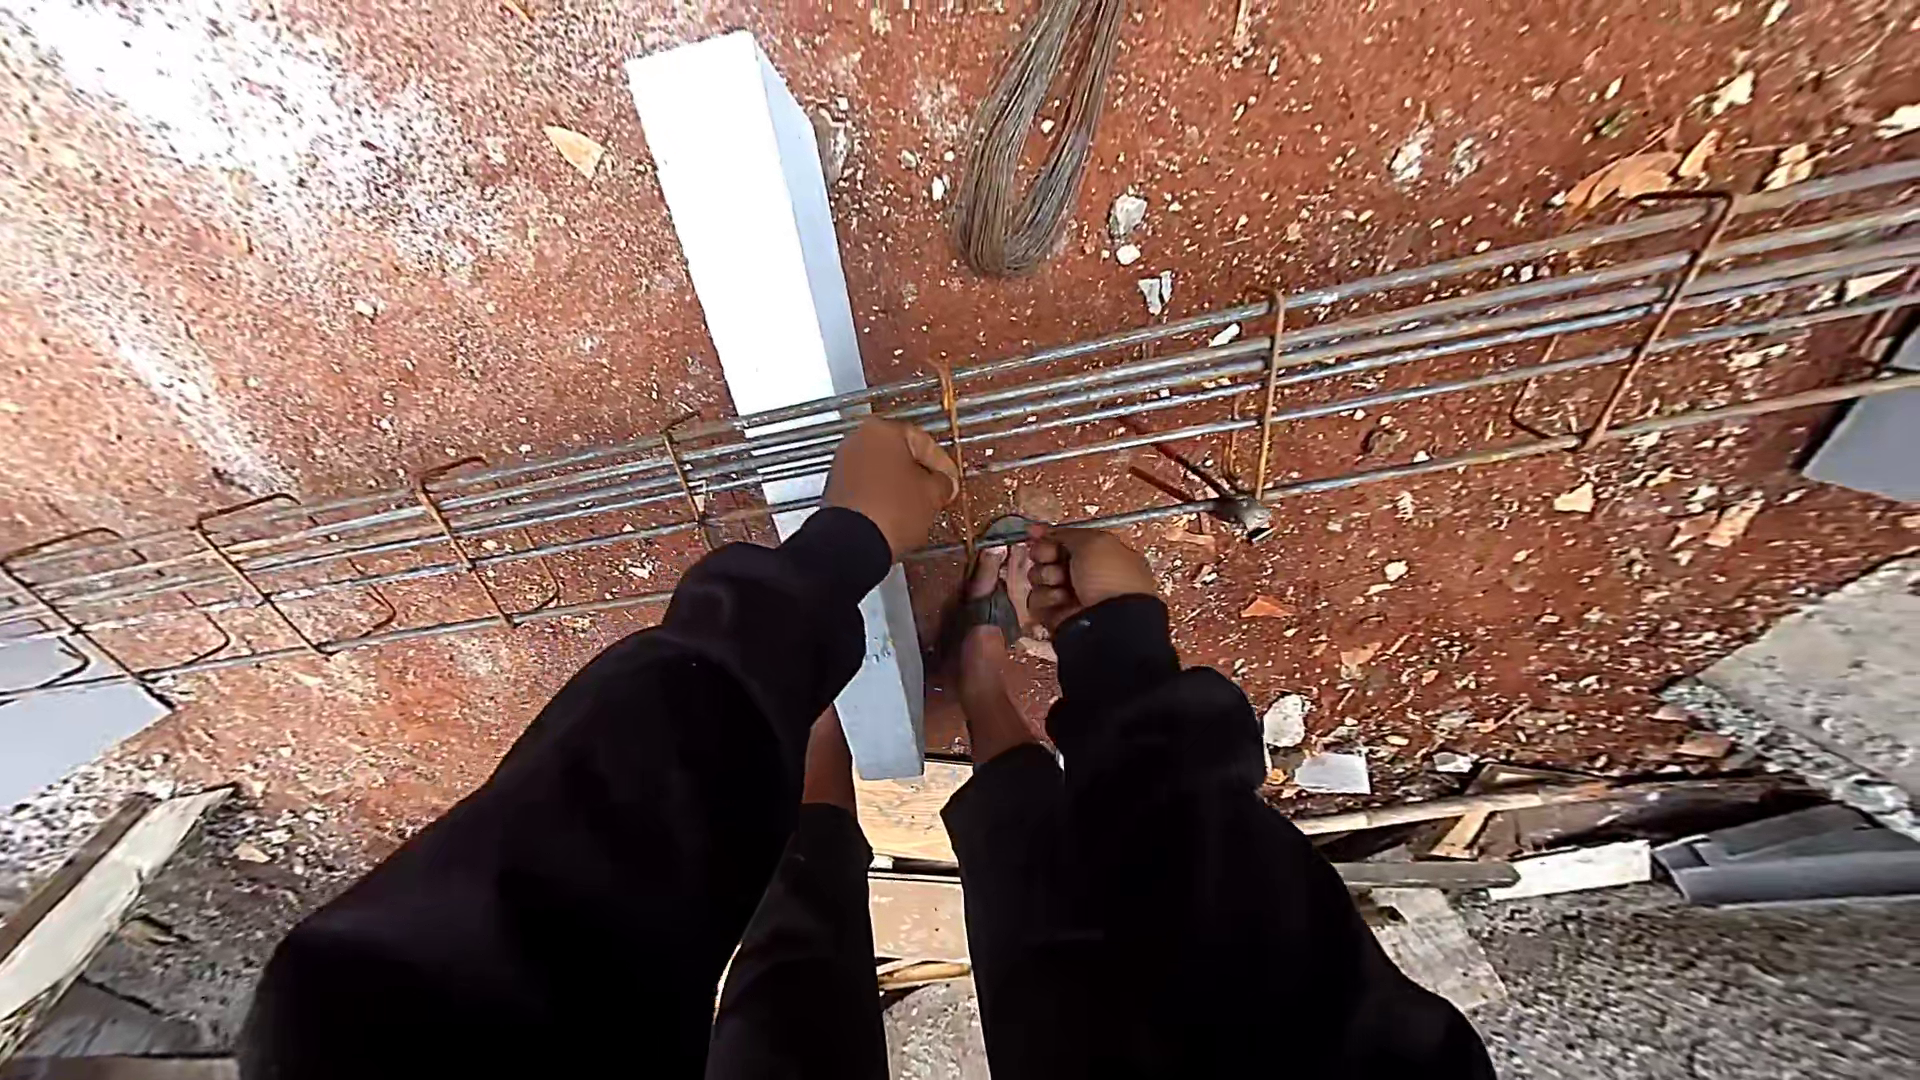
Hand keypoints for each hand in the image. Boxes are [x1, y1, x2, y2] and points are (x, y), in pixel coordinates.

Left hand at [823, 418, 959, 559]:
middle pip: (900, 455)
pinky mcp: (835, 489)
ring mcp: (843, 464)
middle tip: (937, 493)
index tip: (951, 481)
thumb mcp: (932, 495)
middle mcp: (858, 440)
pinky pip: (867, 487)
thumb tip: (944, 483)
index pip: (925, 443)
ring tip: (918, 507)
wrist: (852, 542)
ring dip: (901, 487)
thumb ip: (944, 482)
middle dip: (920, 475)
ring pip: (882, 472)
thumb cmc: (892, 511)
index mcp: (883, 431)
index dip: (943, 466)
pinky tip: (895, 514)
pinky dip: (882, 497)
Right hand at [1025, 525, 1157, 630]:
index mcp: (1099, 555)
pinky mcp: (1057, 616)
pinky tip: (1060, 600)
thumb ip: (1066, 533)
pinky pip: (1036, 600)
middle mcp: (1084, 575)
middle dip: (1044, 555)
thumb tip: (1043, 530)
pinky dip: (1045, 599)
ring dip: (1046, 577)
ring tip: (1061, 584)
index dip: (1049, 535)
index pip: (1065, 540)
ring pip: (1039, 578)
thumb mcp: (1093, 542)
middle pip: (1047, 557)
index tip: (1035, 532)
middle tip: (1050, 558)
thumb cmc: (1111, 578)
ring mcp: (1070, 596)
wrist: (1110, 621)